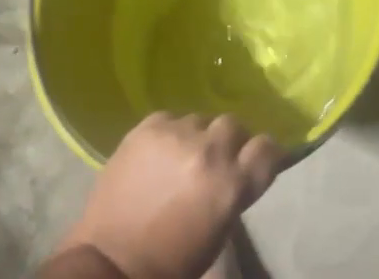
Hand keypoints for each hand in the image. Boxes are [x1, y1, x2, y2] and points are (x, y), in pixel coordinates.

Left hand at [58, 113, 285, 278]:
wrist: (111, 261)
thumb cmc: (172, 260)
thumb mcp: (220, 231)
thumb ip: (237, 191)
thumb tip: (244, 168)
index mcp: (231, 183)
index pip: (267, 147)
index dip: (266, 153)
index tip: (259, 159)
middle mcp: (209, 151)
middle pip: (234, 125)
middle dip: (230, 141)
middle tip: (217, 159)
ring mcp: (176, 135)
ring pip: (201, 118)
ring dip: (199, 135)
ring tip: (184, 155)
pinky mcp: (146, 128)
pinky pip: (171, 117)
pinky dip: (171, 132)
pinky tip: (161, 152)